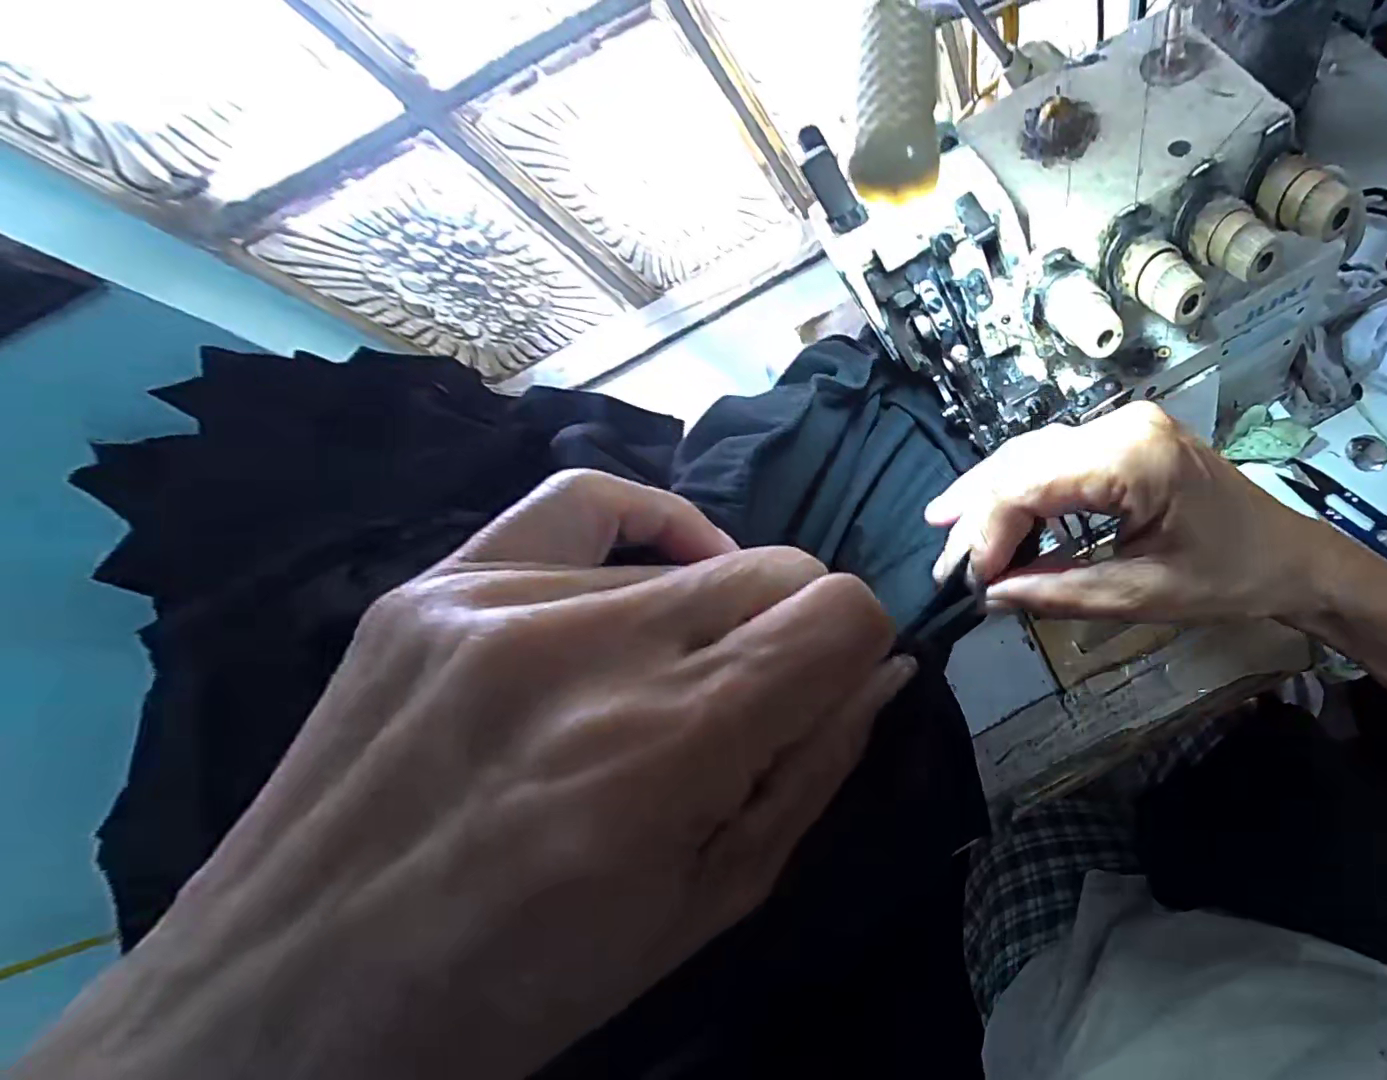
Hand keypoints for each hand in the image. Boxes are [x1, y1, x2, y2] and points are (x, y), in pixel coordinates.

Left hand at [20, 470, 912, 1079]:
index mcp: (667, 753)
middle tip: (770, 683)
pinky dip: (652, 525)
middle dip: (805, 622)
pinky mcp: (435, 588)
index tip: (843, 676)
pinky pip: (585, 502)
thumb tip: (884, 667)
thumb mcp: (719, 896)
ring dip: (723, 612)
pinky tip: (660, 569)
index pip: (838, 616)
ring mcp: (499, 607)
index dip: (865, 641)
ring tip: (680, 671)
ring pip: (702, 557)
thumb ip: (819, 764)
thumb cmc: (531, 981)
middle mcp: (590, 658)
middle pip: (781, 568)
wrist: (275, 1012)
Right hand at [926, 401, 1375, 624]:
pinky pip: (1056, 457)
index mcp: (1134, 457)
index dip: (989, 532)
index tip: (970, 580)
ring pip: (1033, 452)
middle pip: (1024, 460)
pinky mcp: (1124, 438)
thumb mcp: (1141, 595)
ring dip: (990, 493)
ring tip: (947, 526)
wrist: (1287, 555)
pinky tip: (995, 510)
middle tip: (944, 561)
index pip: (1031, 483)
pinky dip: (1021, 487)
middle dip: (979, 512)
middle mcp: (1122, 425)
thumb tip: (991, 595)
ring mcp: (1123, 425)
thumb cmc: (1228, 579)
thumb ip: (1059, 591)